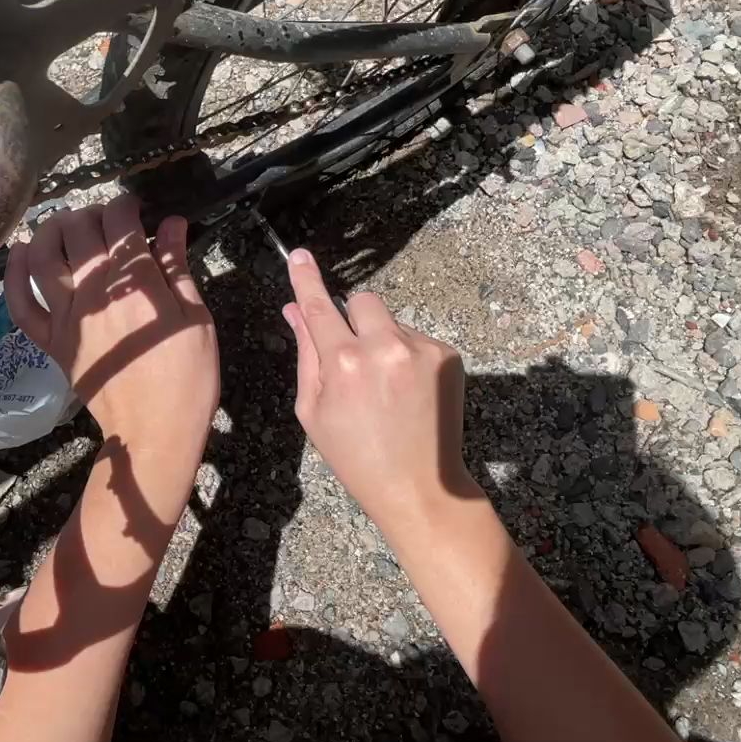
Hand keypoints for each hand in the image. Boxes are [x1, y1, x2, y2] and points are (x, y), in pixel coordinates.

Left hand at [6, 196, 218, 458]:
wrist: (154, 431)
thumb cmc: (187, 376)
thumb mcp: (197, 317)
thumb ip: (179, 267)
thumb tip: (172, 223)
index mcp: (137, 282)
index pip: (120, 222)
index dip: (126, 204)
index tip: (135, 207)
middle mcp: (94, 291)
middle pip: (79, 230)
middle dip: (91, 213)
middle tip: (106, 220)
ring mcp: (66, 317)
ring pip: (43, 257)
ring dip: (49, 230)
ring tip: (65, 223)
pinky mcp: (51, 342)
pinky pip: (22, 304)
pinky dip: (15, 275)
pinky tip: (20, 251)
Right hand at [281, 248, 470, 526]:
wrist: (421, 486)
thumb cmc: (356, 456)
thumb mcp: (313, 410)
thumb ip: (305, 353)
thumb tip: (294, 310)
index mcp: (343, 362)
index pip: (318, 306)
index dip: (306, 278)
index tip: (299, 255)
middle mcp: (384, 347)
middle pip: (361, 300)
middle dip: (354, 319)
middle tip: (354, 358)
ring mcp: (421, 349)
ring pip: (391, 320)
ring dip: (383, 340)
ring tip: (386, 387)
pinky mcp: (447, 355)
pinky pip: (417, 338)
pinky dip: (408, 356)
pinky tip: (408, 391)